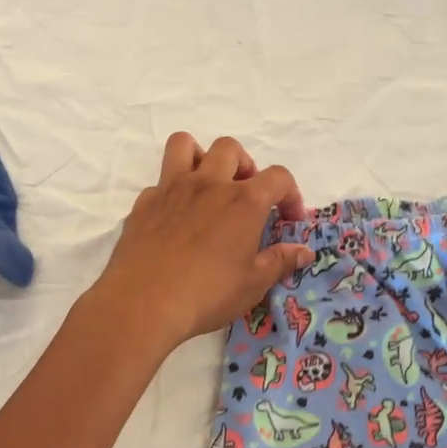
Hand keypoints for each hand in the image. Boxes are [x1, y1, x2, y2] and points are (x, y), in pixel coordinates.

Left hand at [88, 133, 310, 353]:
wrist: (143, 302)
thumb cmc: (207, 295)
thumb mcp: (252, 284)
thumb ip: (279, 262)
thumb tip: (303, 252)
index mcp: (243, 201)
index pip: (278, 177)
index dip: (290, 194)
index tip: (289, 219)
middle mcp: (208, 184)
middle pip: (230, 149)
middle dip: (245, 165)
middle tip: (246, 196)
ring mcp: (171, 189)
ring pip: (185, 145)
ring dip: (200, 157)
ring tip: (206, 185)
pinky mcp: (143, 203)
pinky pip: (159, 181)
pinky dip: (171, 192)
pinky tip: (174, 219)